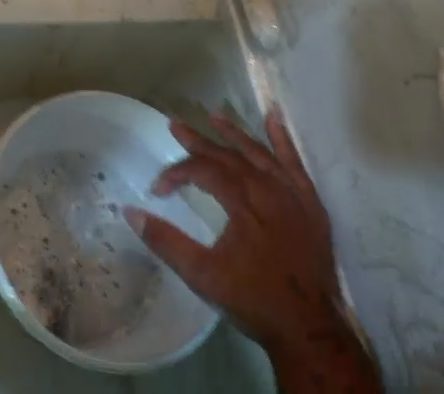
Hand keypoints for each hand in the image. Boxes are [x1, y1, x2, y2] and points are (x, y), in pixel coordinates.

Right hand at [127, 109, 357, 355]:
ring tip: (214, 115)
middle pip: (230, 157)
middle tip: (175, 124)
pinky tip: (274, 119)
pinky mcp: (312, 206)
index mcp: (243, 205)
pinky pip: (296, 165)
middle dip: (200, 141)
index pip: (205, 172)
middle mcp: (269, 192)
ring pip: (260, 155)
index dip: (178, 173)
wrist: (310, 328)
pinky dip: (284, 141)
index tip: (158, 188)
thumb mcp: (202, 275)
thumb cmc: (254, 299)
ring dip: (235, 134)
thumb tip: (131, 212)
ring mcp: (294, 197)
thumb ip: (166, 241)